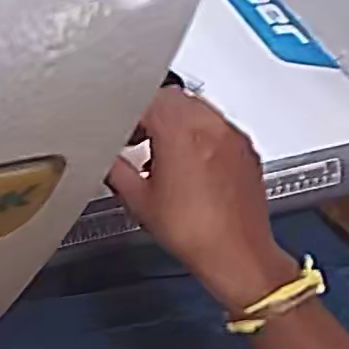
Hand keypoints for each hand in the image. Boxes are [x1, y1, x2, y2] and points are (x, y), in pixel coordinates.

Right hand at [108, 87, 298, 309]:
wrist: (233, 251)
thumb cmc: (192, 231)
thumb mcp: (137, 200)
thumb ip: (115, 170)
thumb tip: (104, 158)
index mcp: (181, 133)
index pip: (150, 99)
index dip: (128, 113)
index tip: (118, 129)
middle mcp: (211, 127)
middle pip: (176, 97)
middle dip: (151, 114)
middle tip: (134, 137)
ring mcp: (232, 136)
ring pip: (198, 108)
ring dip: (174, 121)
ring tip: (158, 152)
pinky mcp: (244, 148)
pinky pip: (216, 126)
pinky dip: (197, 134)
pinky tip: (184, 163)